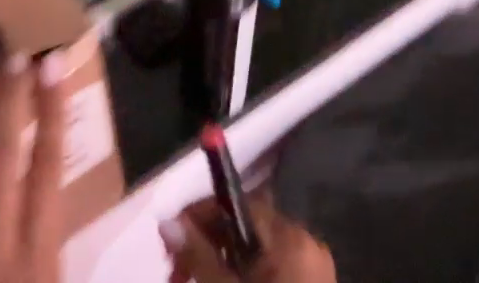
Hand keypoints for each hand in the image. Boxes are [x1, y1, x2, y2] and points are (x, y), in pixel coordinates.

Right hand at [160, 197, 335, 282]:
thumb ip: (196, 255)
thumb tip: (167, 221)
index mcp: (289, 237)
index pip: (236, 204)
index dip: (200, 215)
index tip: (170, 239)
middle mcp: (305, 246)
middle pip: (243, 229)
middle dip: (205, 245)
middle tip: (175, 273)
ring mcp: (311, 272)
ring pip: (252, 254)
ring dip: (217, 264)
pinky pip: (267, 273)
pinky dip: (239, 278)